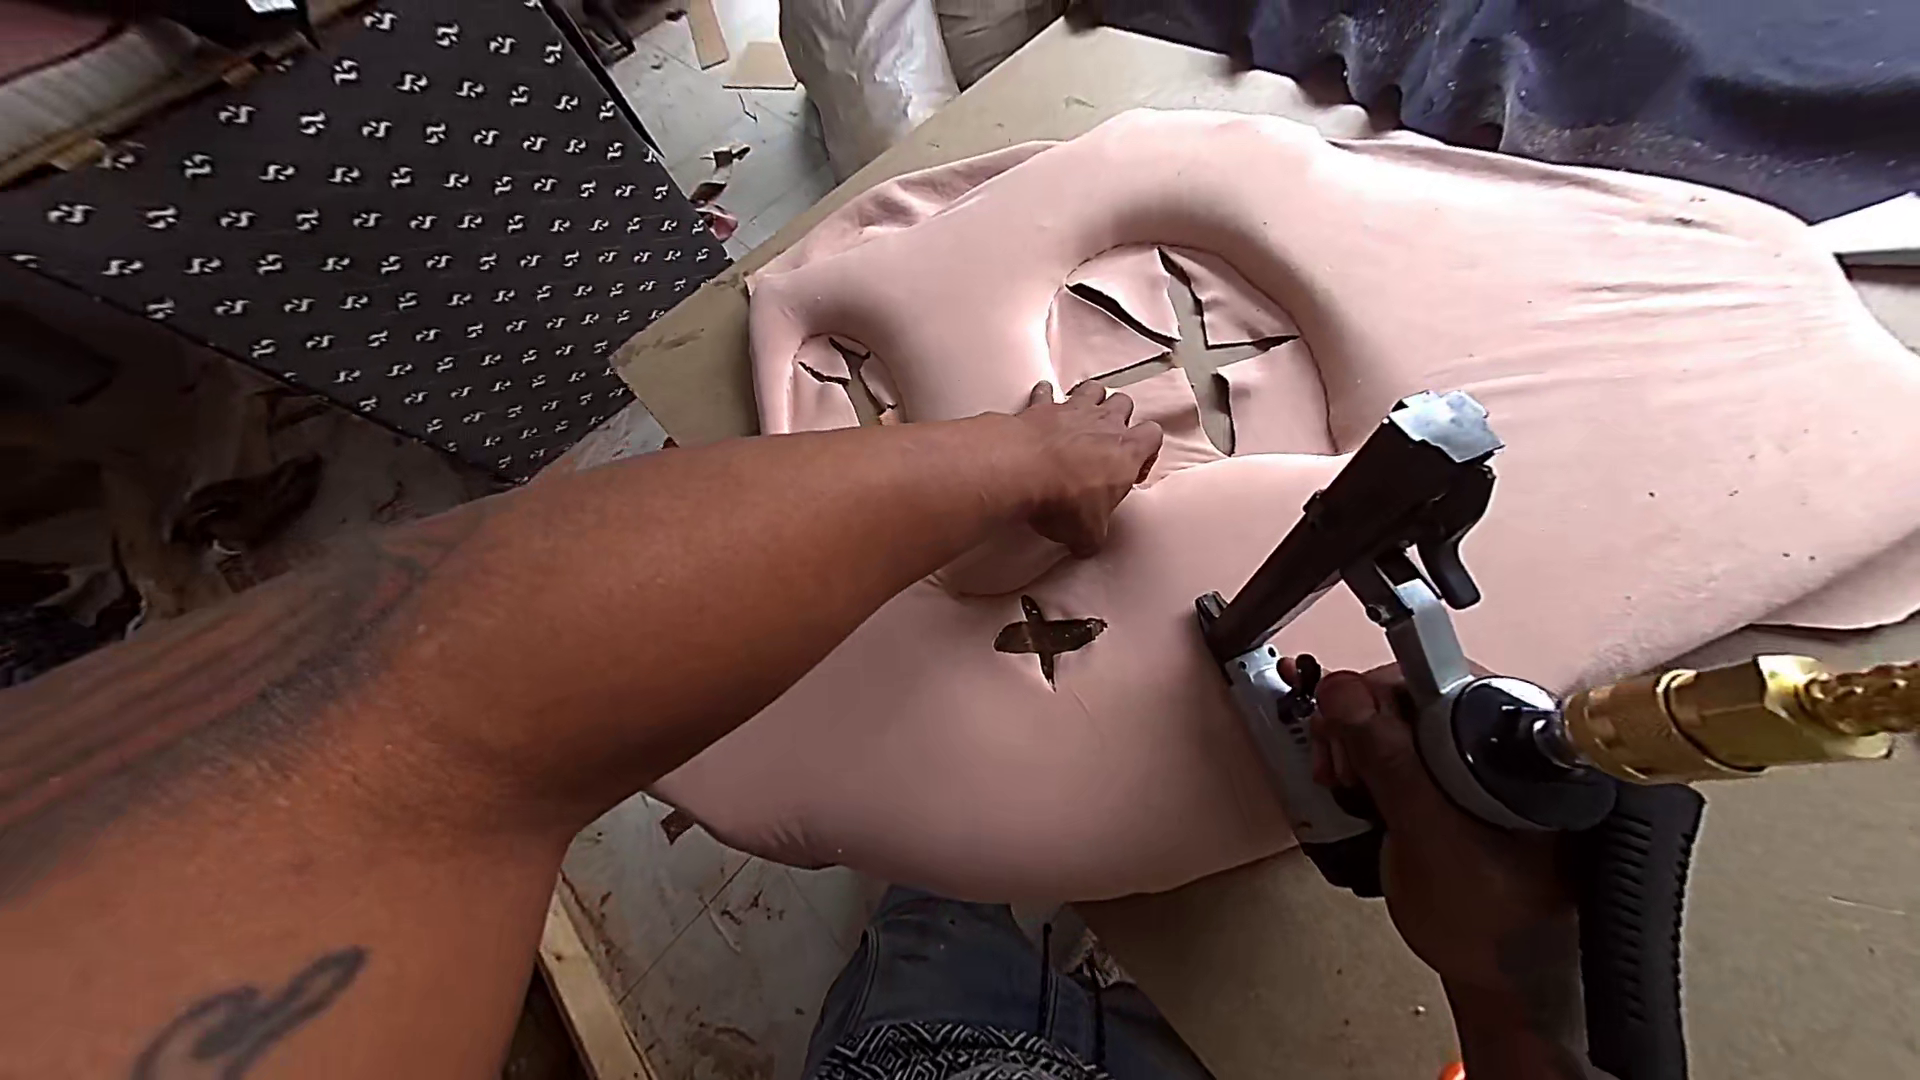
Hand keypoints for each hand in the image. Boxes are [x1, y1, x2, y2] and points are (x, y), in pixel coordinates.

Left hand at [1011, 380, 1162, 556]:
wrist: (1023, 471)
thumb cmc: (1063, 498)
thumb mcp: (1087, 532)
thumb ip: (1092, 537)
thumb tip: (1085, 547)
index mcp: (1126, 452)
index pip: (1152, 436)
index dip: (1145, 450)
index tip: (1131, 468)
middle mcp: (1103, 424)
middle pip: (1124, 403)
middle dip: (1119, 417)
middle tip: (1108, 438)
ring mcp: (1071, 410)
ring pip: (1092, 389)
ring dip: (1090, 398)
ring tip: (1083, 414)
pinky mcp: (1040, 407)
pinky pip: (1045, 393)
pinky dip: (1044, 396)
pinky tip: (1041, 401)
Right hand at [1311, 666, 1580, 1002]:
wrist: (1499, 979)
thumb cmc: (1489, 926)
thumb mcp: (1433, 842)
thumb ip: (1390, 764)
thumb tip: (1341, 687)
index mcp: (1525, 749)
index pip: (1439, 679)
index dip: (1381, 696)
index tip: (1349, 736)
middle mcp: (1500, 741)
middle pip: (1405, 689)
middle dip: (1356, 724)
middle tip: (1342, 770)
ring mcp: (1469, 756)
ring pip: (1386, 710)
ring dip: (1347, 739)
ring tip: (1343, 782)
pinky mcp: (1440, 769)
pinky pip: (1382, 735)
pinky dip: (1350, 751)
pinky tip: (1346, 779)